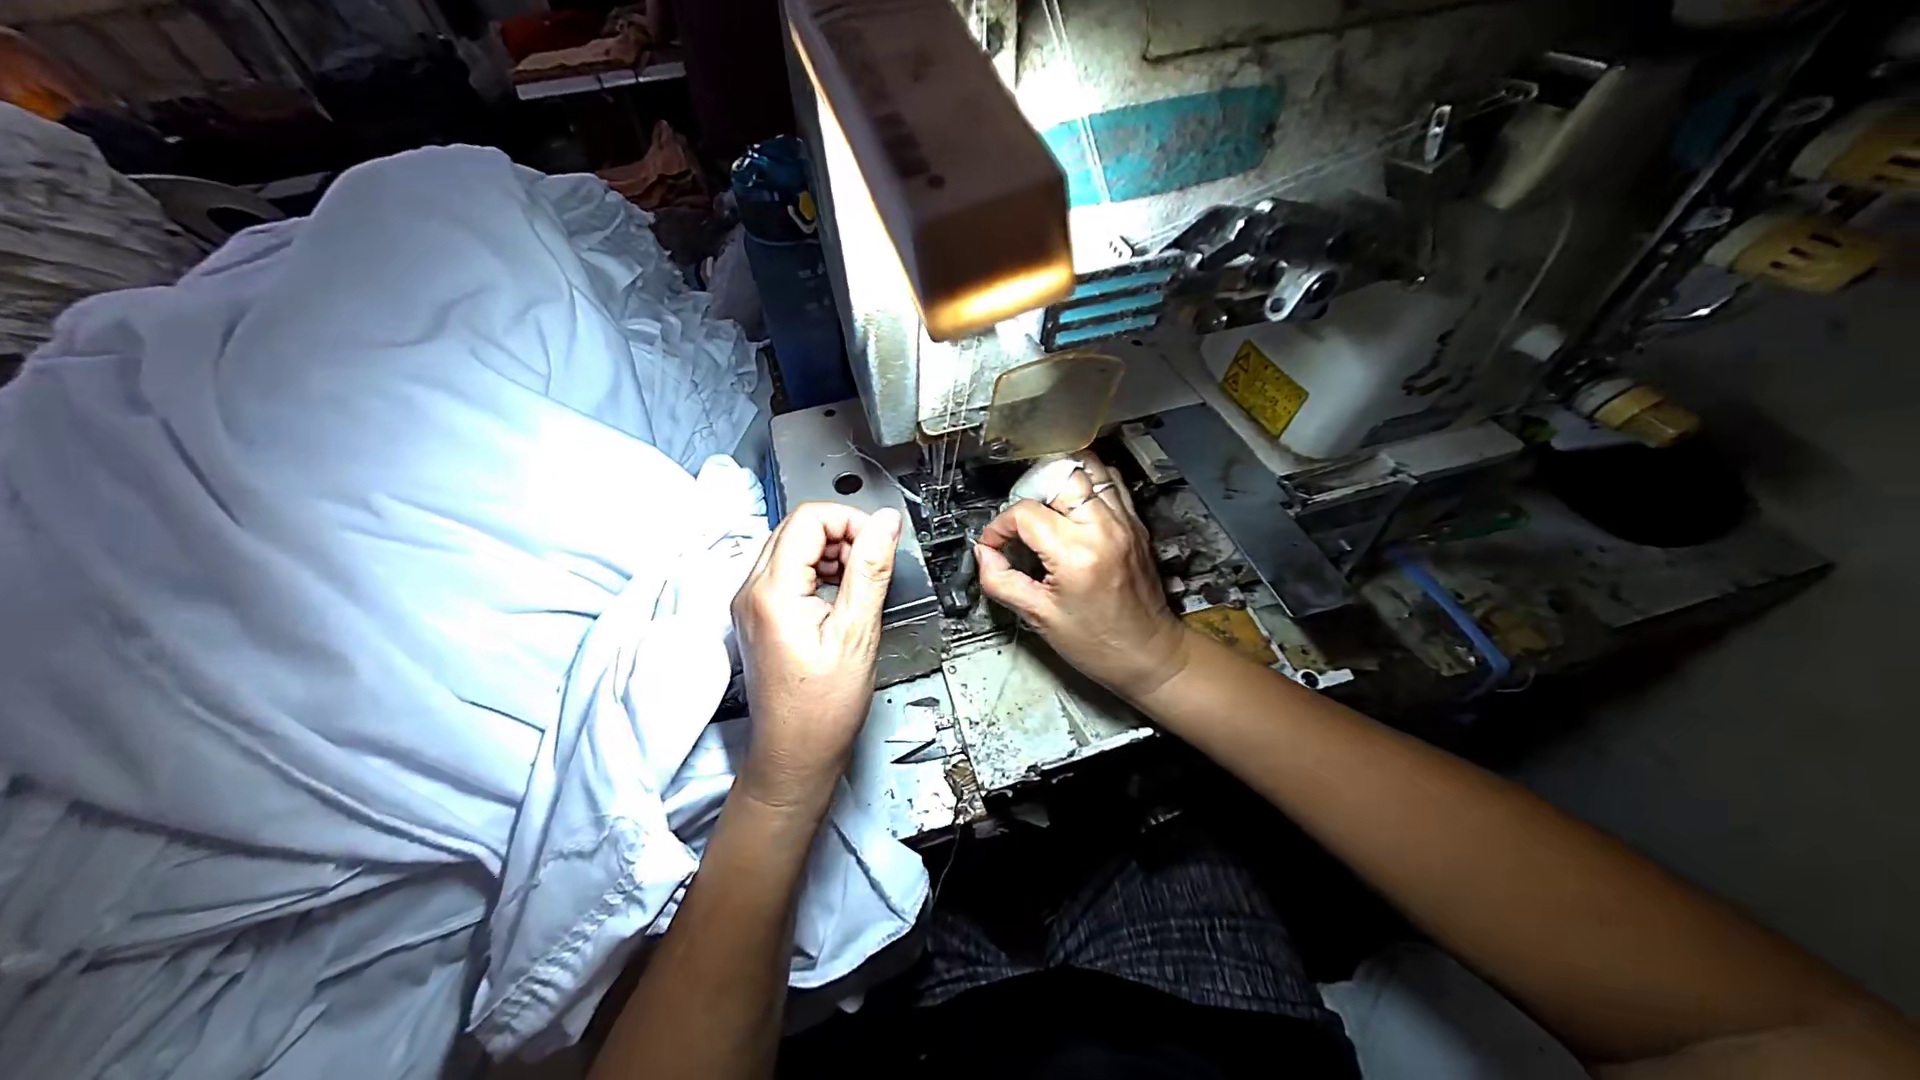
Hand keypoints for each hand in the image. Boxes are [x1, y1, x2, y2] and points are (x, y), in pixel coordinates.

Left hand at [731, 502, 900, 817]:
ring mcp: (751, 603)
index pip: (808, 518)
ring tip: (858, 583)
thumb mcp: (858, 632)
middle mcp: (752, 592)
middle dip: (842, 535)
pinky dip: (819, 571)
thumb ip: (871, 570)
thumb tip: (884, 524)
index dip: (849, 521)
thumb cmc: (821, 709)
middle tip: (871, 563)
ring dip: (832, 552)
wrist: (795, 753)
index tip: (877, 542)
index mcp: (772, 592)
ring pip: (793, 546)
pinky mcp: (759, 614)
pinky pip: (789, 571)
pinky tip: (841, 596)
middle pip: (798, 528)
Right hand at [975, 452, 1190, 700]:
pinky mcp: (1135, 525)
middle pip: (1059, 476)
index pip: (1025, 513)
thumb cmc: (1100, 644)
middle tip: (1020, 517)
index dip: (1000, 526)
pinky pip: (1111, 483)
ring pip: (1090, 469)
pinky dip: (1087, 485)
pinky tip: (1072, 506)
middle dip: (1030, 491)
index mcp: (1076, 555)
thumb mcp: (1038, 617)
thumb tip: (985, 555)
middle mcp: (1104, 530)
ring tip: (1045, 504)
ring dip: (1060, 480)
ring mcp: (1124, 523)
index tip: (995, 544)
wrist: (1148, 655)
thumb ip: (1000, 581)